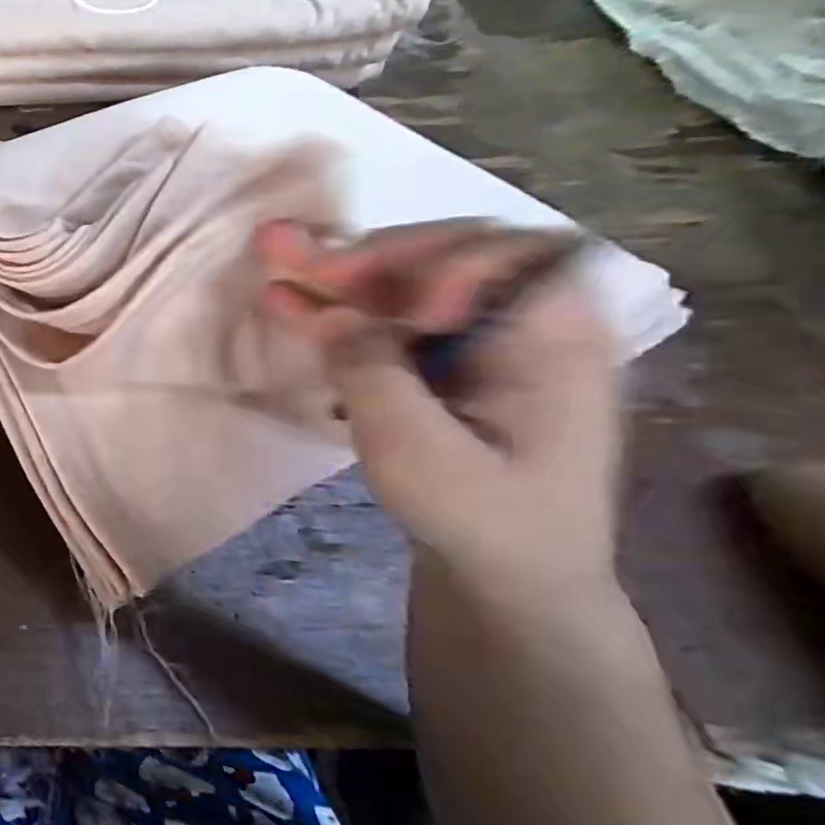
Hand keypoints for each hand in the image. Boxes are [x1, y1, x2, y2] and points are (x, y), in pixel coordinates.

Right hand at [255, 220, 621, 589]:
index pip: (510, 255)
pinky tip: (285, 301)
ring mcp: (474, 341)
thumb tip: (331, 313)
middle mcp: (518, 324)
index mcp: (554, 339)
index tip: (388, 302)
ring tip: (270, 249)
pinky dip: (334, 309)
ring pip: (403, 283)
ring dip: (336, 272)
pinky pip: (383, 318)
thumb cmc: (482, 519)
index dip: (441, 262)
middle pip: (443, 257)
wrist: (505, 574)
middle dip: (364, 255)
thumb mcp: (420, 452)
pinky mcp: (437, 361)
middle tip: (288, 250)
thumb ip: (372, 373)